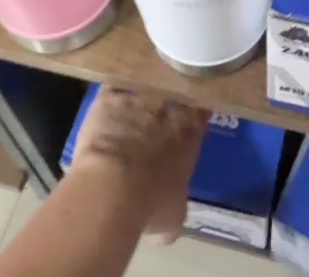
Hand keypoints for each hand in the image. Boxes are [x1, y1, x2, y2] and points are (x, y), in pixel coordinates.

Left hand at [68, 88, 207, 243]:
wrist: (114, 186)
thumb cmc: (151, 202)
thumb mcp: (173, 216)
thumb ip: (176, 209)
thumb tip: (168, 224)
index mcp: (191, 130)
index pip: (200, 111)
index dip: (194, 114)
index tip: (188, 119)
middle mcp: (170, 106)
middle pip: (174, 92)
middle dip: (168, 100)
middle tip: (160, 113)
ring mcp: (140, 96)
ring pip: (145, 83)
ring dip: (141, 92)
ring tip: (133, 104)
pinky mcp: (110, 96)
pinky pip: (114, 84)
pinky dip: (112, 91)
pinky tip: (109, 100)